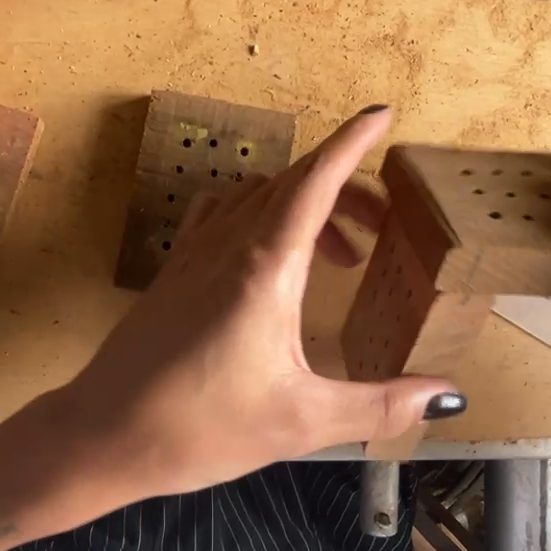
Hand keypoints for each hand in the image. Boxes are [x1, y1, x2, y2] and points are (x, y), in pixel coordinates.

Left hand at [48, 107, 465, 505]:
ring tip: (339, 254)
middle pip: (292, 185)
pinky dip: (258, 213)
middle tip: (383, 228)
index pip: (314, 183)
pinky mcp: (173, 272)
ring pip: (256, 196)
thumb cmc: (199, 428)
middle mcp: (225, 246)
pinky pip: (221, 215)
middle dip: (345, 188)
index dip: (350, 144)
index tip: (380, 116)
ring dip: (303, 204)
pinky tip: (269, 254)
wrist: (104, 434)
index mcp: (263, 269)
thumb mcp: (302, 422)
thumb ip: (379, 405)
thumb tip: (446, 394)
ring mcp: (192, 253)